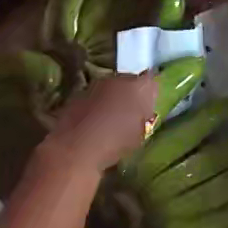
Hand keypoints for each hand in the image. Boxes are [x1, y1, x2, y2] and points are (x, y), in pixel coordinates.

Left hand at [41, 73, 156, 171]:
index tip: (149, 107)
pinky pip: (94, 96)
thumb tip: (143, 111)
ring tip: (112, 118)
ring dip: (112, 98)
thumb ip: (144, 116)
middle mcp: (118, 79)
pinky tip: (94, 121)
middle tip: (132, 112)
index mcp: (139, 86)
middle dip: (131, 93)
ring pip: (110, 87)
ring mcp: (96, 84)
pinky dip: (96, 104)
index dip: (151, 94)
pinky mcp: (77, 93)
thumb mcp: (141, 134)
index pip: (152, 82)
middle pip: (130, 82)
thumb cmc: (116, 142)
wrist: (75, 147)